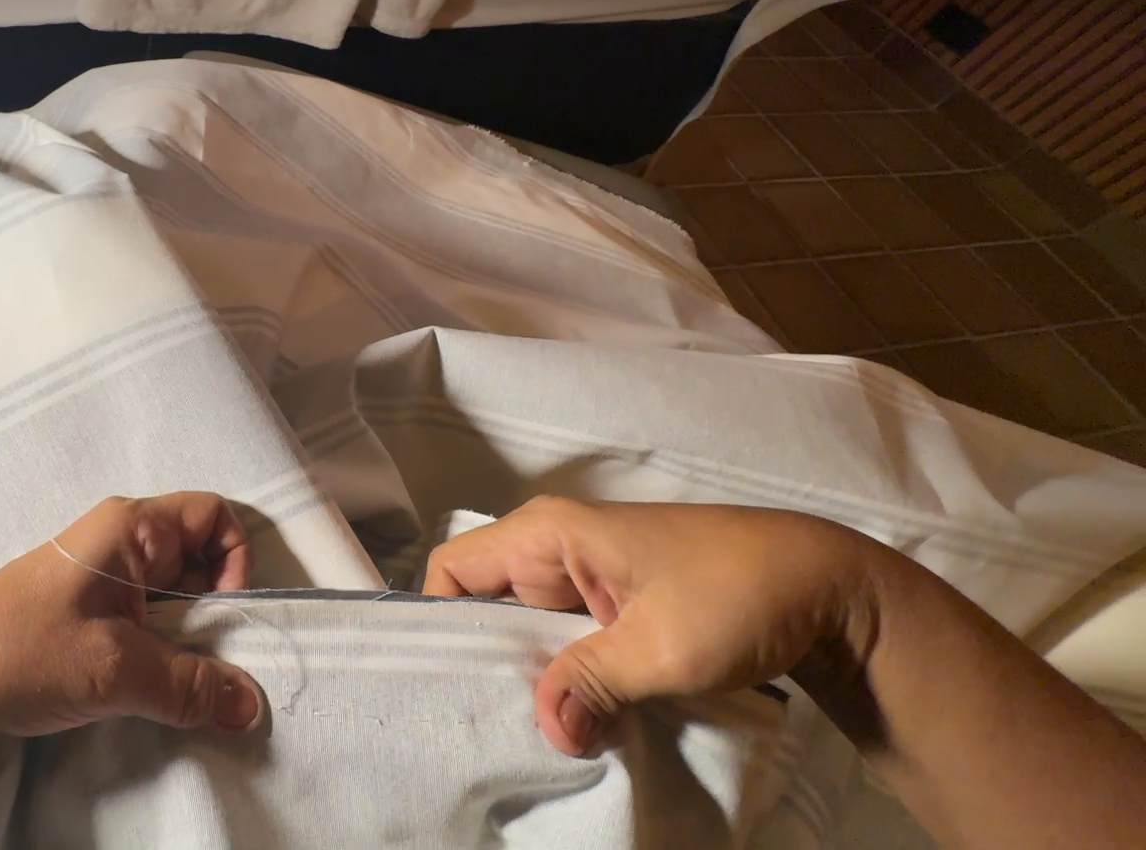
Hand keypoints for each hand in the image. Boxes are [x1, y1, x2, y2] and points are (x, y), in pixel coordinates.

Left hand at [0, 492, 266, 737]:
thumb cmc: (23, 649)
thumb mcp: (114, 670)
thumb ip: (189, 686)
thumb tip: (254, 706)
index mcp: (133, 527)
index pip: (213, 516)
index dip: (235, 560)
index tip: (226, 616)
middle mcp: (125, 540)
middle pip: (201, 557)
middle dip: (219, 609)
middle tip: (217, 663)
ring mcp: (109, 575)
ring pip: (178, 593)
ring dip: (192, 636)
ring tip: (187, 682)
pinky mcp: (95, 609)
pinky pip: (152, 617)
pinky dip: (167, 647)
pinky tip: (158, 684)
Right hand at [422, 496, 875, 755]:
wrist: (828, 586)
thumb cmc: (737, 593)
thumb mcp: (663, 648)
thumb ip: (592, 684)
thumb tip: (546, 731)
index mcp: (544, 534)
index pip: (454, 566)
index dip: (436, 618)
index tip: (441, 680)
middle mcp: (548, 547)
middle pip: (480, 598)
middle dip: (478, 657)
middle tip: (476, 720)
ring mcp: (577, 572)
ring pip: (518, 620)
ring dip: (521, 670)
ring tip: (515, 727)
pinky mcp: (604, 597)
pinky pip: (555, 632)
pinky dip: (555, 670)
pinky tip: (561, 713)